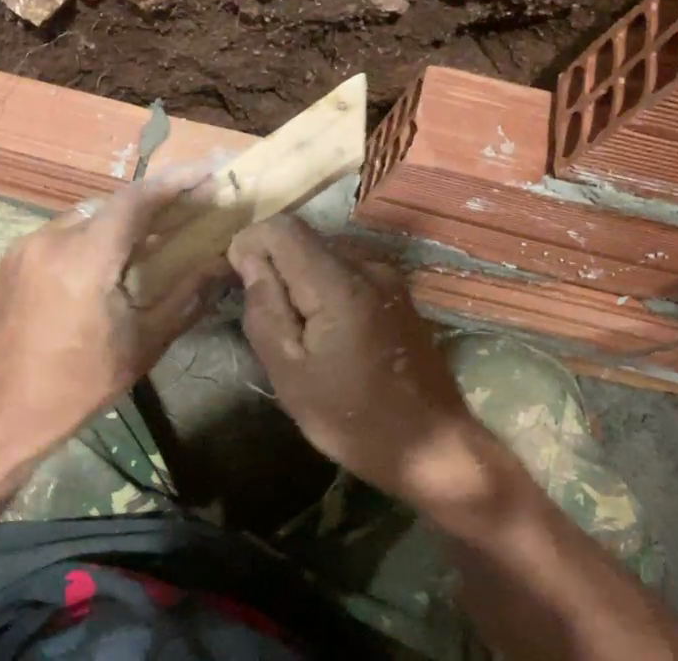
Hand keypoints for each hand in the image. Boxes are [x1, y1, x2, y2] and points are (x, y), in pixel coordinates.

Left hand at [0, 177, 216, 453]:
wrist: (5, 408)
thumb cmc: (80, 383)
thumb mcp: (144, 343)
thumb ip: (187, 296)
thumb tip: (223, 264)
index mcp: (84, 258)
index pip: (136, 200)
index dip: (175, 181)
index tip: (210, 172)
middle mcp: (51, 238)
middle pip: (112, 205)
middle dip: (154, 203)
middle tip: (192, 207)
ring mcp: (27, 244)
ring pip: (87, 217)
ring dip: (122, 221)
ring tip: (157, 234)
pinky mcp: (14, 256)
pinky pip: (64, 232)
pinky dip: (94, 236)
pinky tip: (113, 257)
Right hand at [228, 216, 475, 500]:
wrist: (436, 450)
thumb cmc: (354, 419)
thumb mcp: (290, 373)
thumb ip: (264, 309)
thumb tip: (248, 259)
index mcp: (339, 283)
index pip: (282, 227)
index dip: (251, 244)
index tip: (241, 284)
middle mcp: (368, 267)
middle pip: (304, 241)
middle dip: (275, 270)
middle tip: (271, 325)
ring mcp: (389, 279)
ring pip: (323, 258)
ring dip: (300, 284)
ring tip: (301, 338)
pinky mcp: (399, 296)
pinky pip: (346, 275)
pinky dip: (325, 293)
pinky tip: (330, 339)